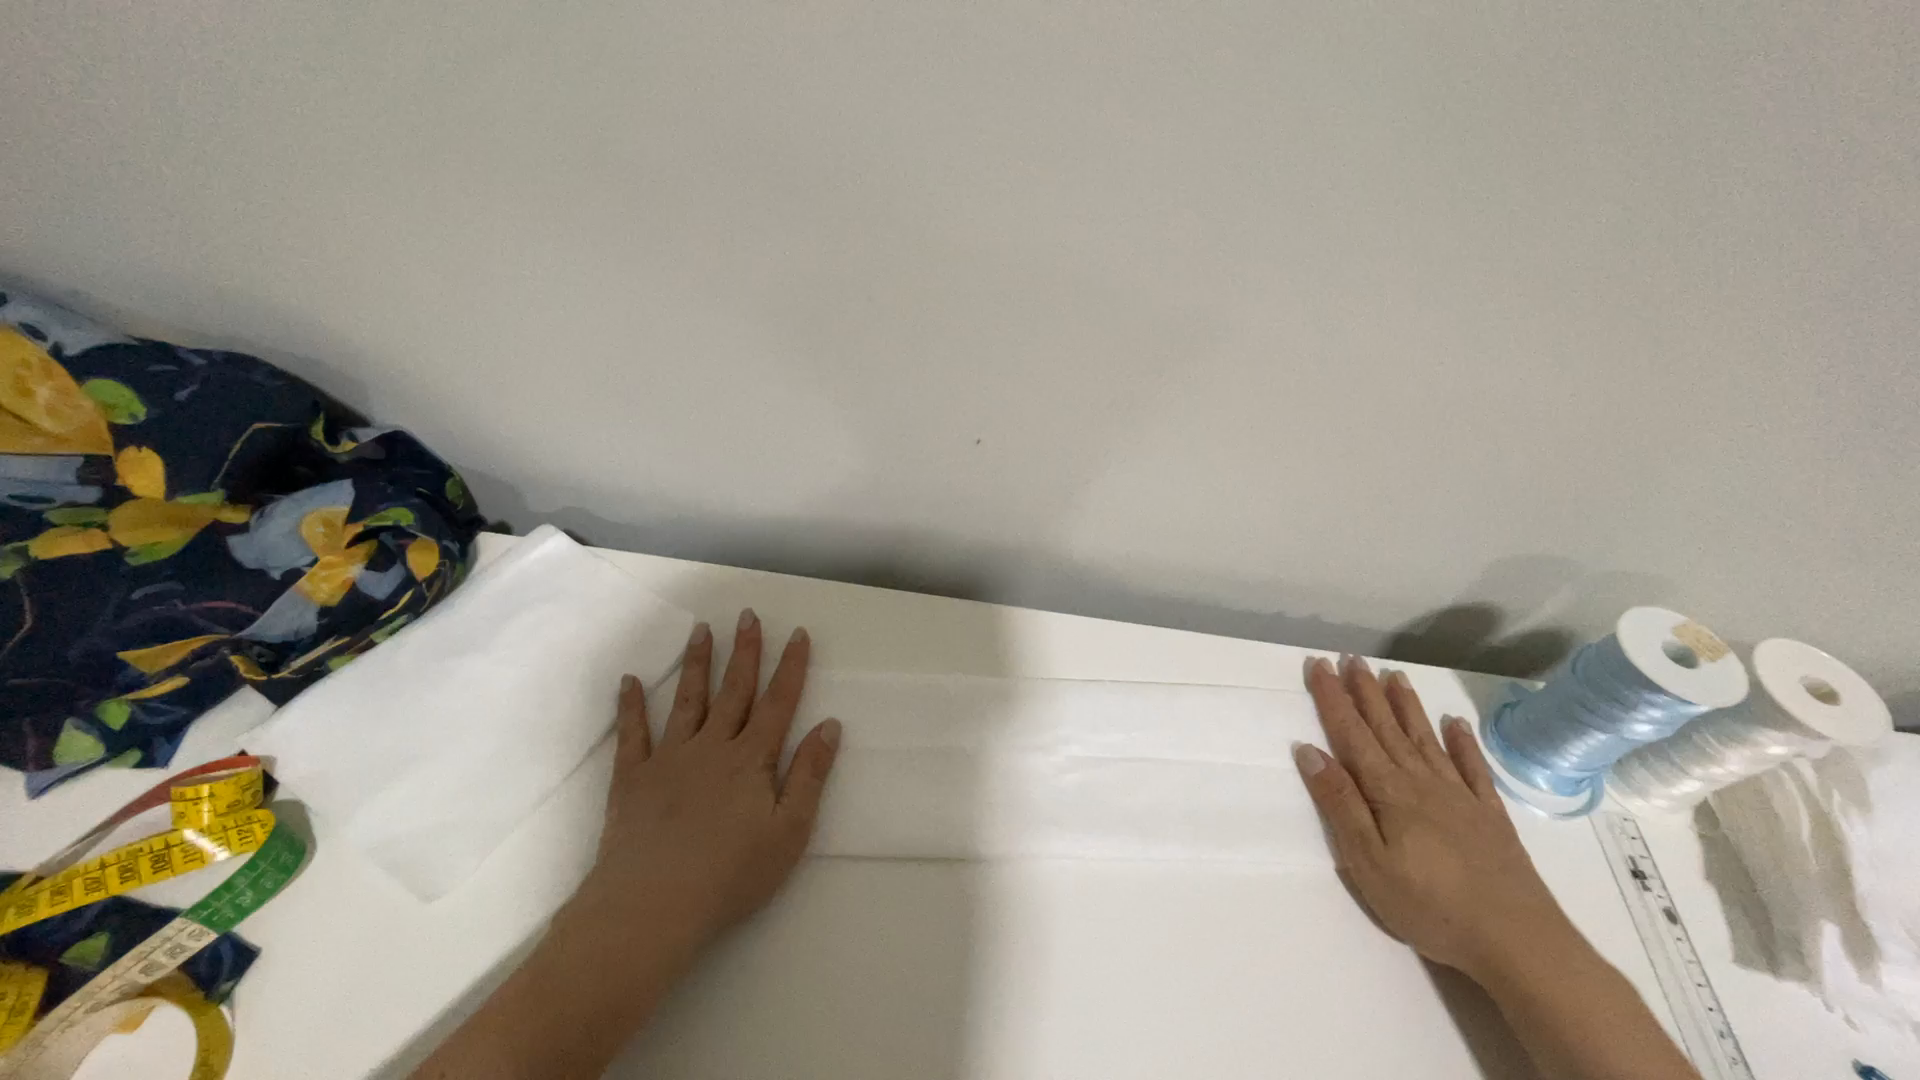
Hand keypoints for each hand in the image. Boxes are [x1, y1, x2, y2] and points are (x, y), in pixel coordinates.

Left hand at [575, 609, 841, 954]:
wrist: (652, 904)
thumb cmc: (731, 874)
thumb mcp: (790, 831)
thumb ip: (810, 775)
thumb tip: (829, 725)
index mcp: (752, 760)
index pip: (778, 703)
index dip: (790, 667)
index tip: (797, 633)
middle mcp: (712, 747)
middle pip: (734, 691)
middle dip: (745, 651)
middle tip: (748, 614)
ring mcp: (668, 758)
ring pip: (687, 700)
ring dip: (697, 663)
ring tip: (703, 630)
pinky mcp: (632, 778)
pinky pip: (632, 733)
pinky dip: (631, 705)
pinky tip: (629, 680)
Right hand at [1293, 656, 1574, 980]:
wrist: (1518, 941)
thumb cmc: (1429, 905)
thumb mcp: (1367, 861)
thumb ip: (1340, 804)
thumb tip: (1310, 751)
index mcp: (1389, 792)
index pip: (1351, 735)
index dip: (1332, 699)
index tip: (1318, 665)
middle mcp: (1423, 783)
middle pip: (1387, 728)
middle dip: (1365, 692)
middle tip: (1350, 657)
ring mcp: (1460, 797)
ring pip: (1426, 739)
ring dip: (1406, 706)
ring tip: (1393, 676)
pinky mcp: (1489, 817)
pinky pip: (1472, 768)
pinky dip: (1462, 743)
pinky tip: (1456, 724)